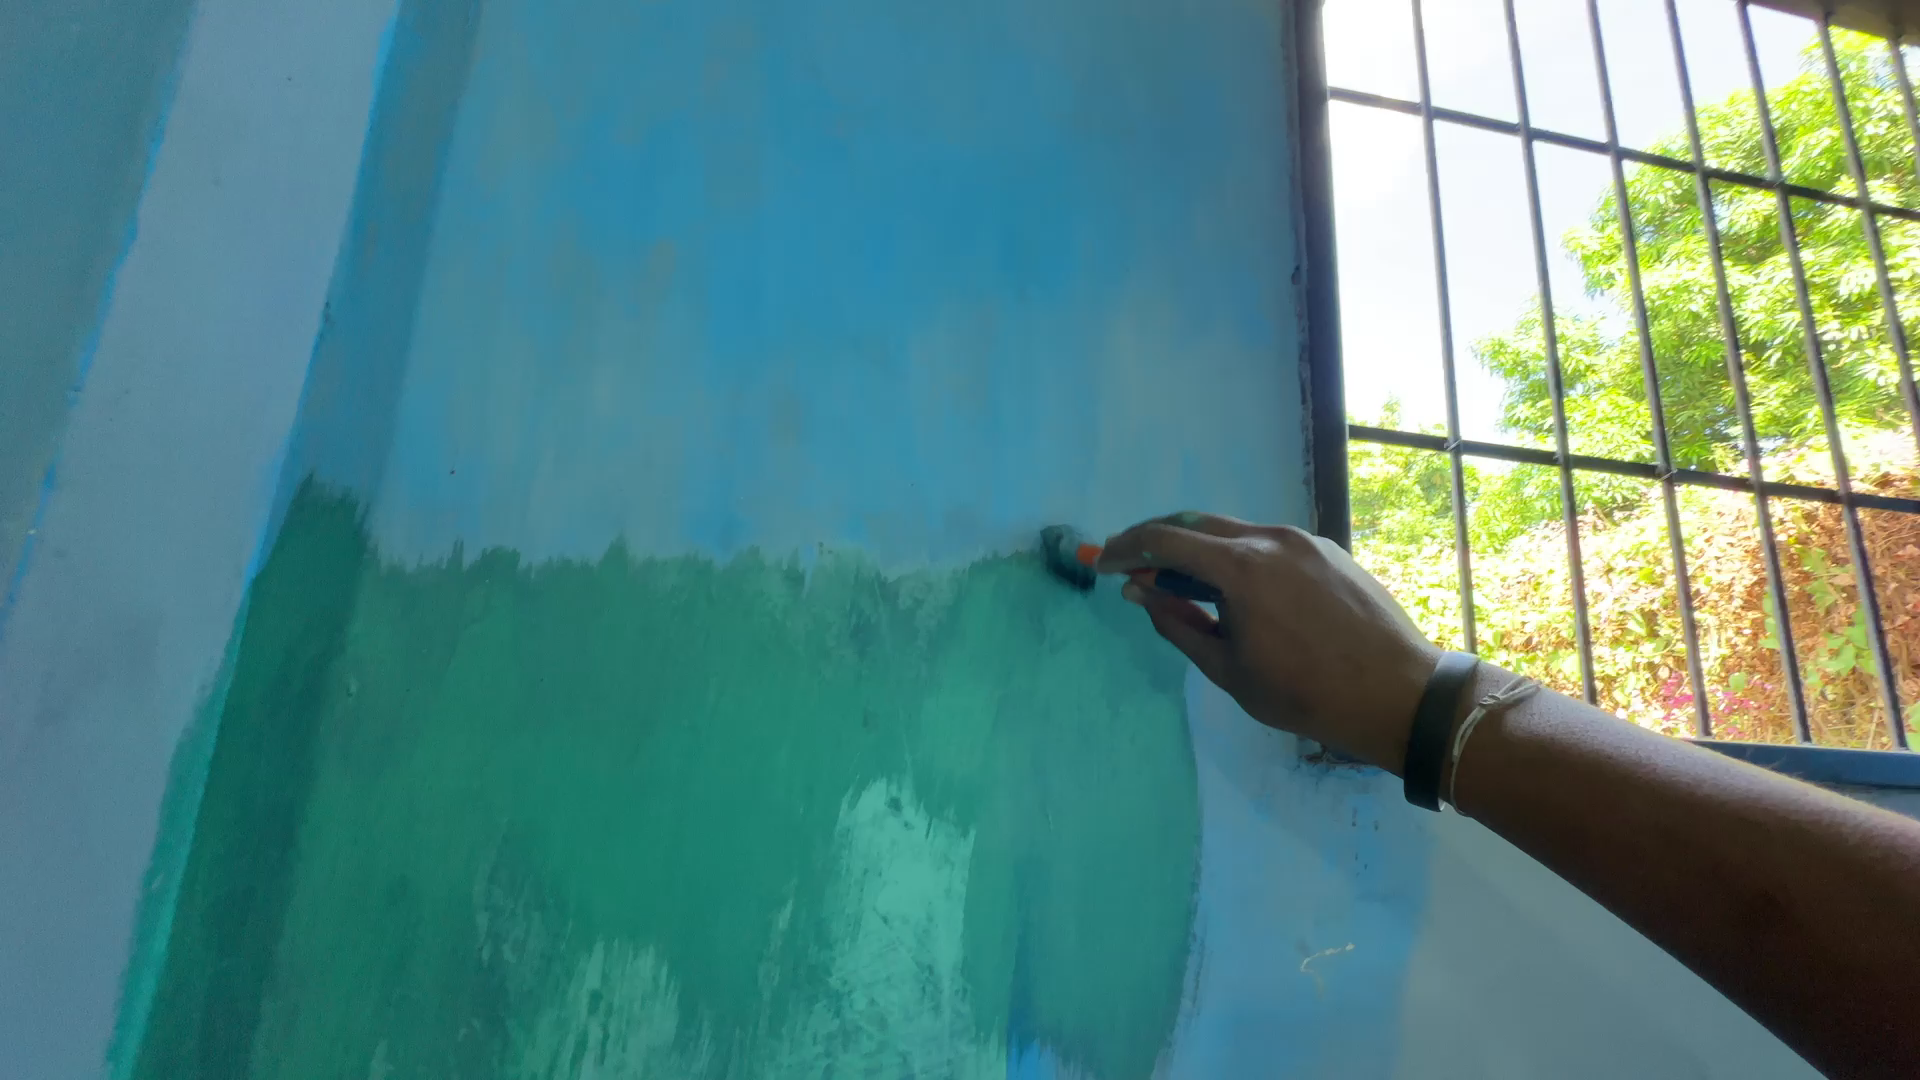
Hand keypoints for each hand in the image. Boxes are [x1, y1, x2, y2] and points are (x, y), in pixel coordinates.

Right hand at [1097, 513, 1440, 773]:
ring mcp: (1301, 539)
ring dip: (1194, 549)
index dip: (1125, 548)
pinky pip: (1262, 542)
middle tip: (1129, 565)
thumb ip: (1175, 623)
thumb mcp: (1226, 668)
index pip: (1164, 540)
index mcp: (1240, 567)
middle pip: (1193, 523)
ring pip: (1230, 530)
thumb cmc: (1305, 694)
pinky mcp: (1324, 549)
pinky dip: (1231, 556)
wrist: (1401, 695)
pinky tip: (1229, 588)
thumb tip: (1138, 591)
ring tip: (1175, 581)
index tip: (1101, 563)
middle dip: (1154, 540)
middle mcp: (1269, 538)